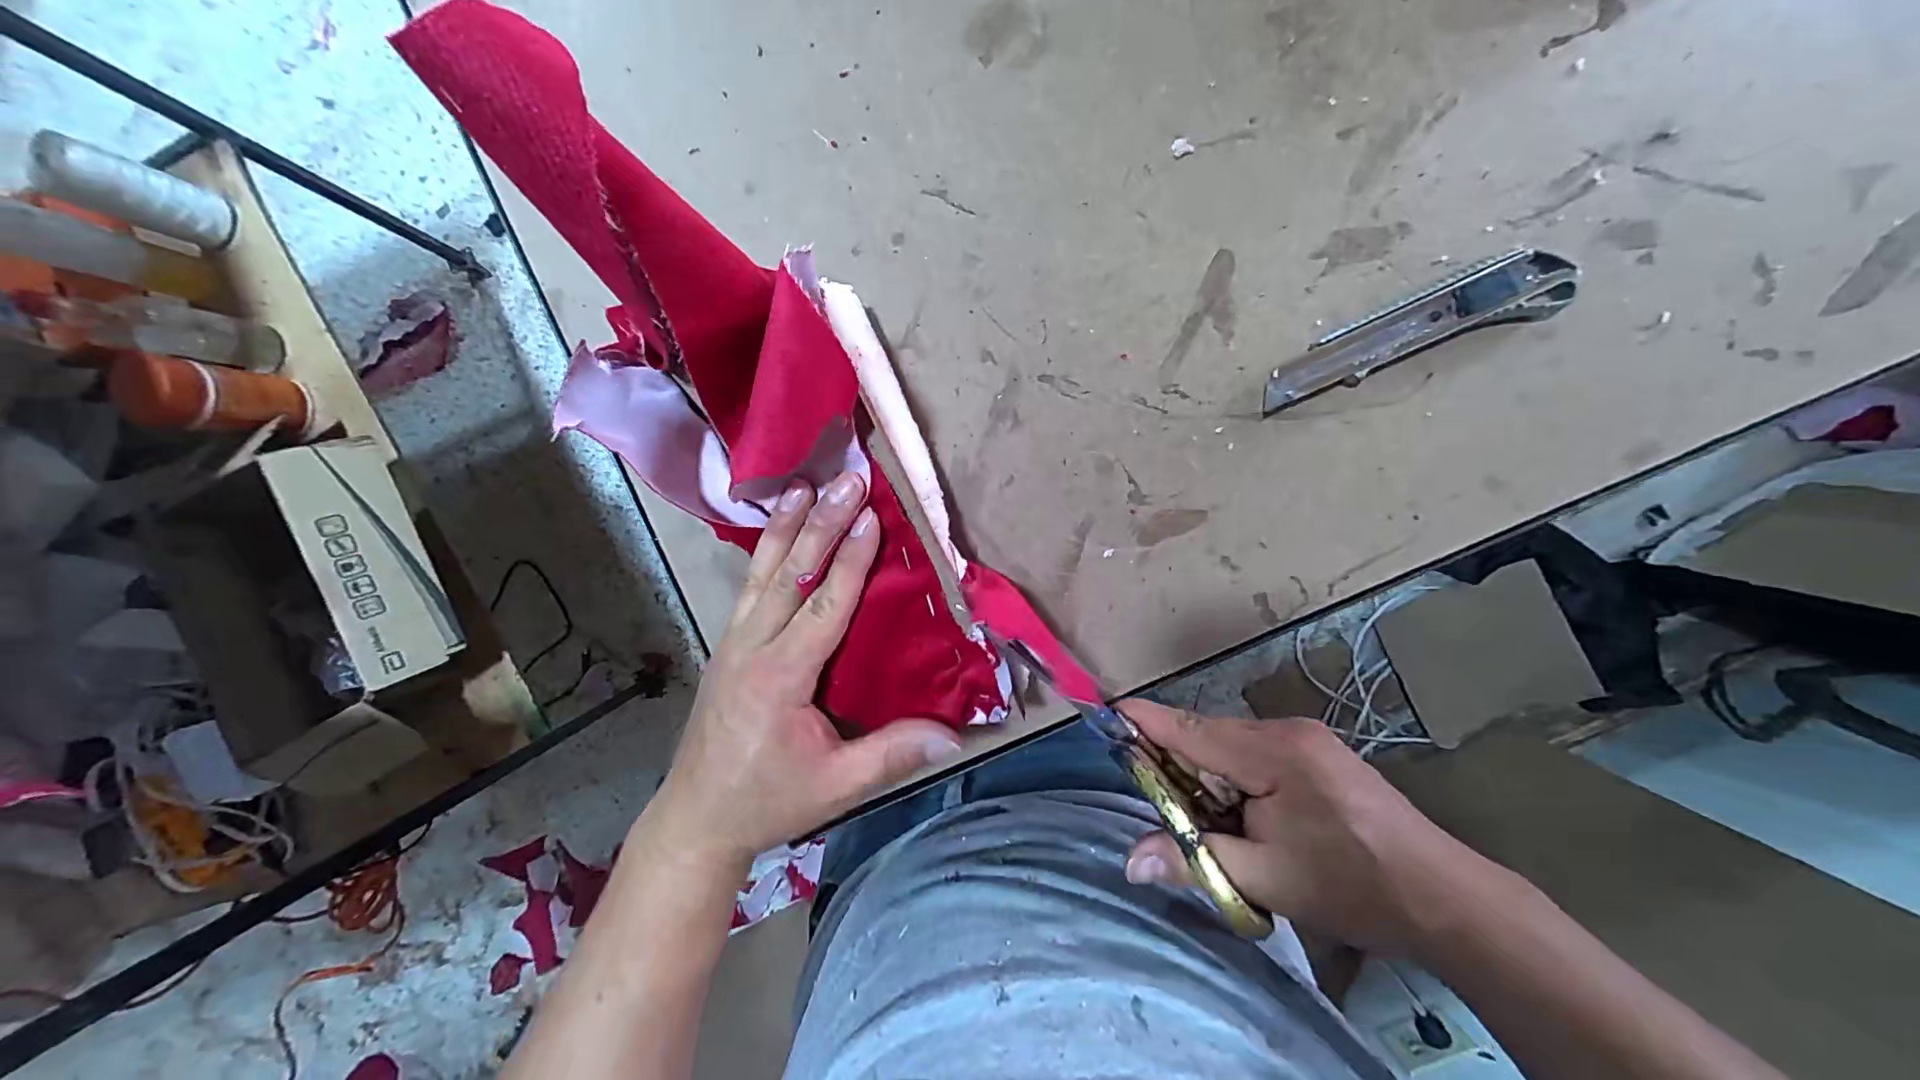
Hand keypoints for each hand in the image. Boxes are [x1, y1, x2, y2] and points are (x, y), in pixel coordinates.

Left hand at [648, 470, 964, 865]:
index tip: (869, 517)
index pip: (823, 607)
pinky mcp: (728, 646)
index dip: (849, 561)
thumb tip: (954, 736)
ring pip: (762, 573)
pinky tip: (775, 530)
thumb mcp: (836, 786)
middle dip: (820, 524)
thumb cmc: (768, 800)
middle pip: (791, 574)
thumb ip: (892, 755)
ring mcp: (734, 643)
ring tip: (802, 485)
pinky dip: (766, 552)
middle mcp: (752, 648)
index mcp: (781, 677)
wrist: (695, 819)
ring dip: (784, 527)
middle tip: (845, 480)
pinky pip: (750, 588)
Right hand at [1117, 699, 1503, 953]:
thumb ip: (1193, 860)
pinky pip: (1252, 754)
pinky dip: (1230, 779)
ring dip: (1204, 776)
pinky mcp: (1315, 754)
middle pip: (1206, 736)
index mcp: (1271, 752)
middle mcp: (1285, 732)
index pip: (1189, 728)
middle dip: (1173, 763)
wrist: (1444, 897)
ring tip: (1199, 819)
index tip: (1104, 714)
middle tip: (1154, 803)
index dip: (1143, 721)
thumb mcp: (1265, 878)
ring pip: (1228, 747)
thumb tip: (1130, 861)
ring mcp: (1304, 739)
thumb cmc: (1351, 885)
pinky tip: (1237, 815)